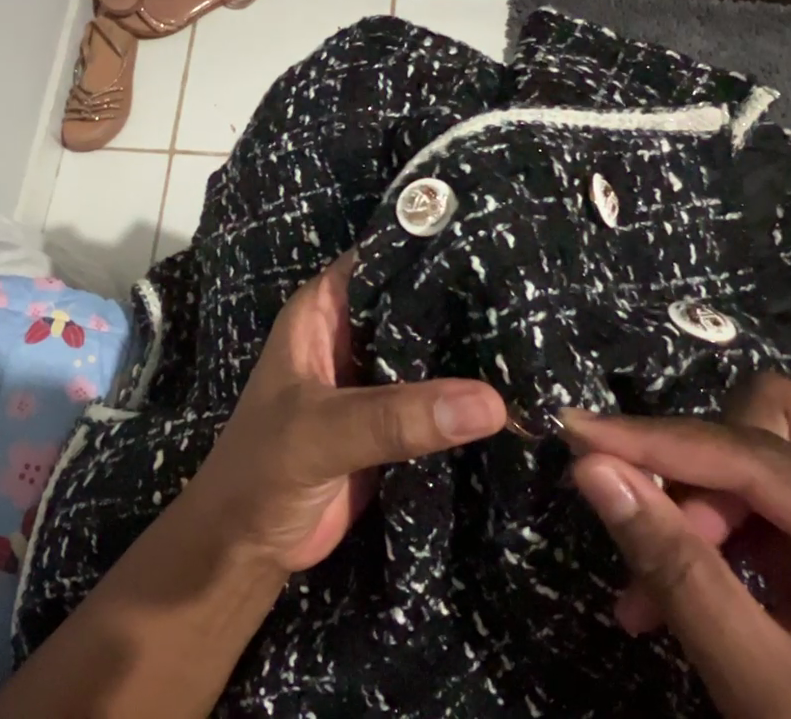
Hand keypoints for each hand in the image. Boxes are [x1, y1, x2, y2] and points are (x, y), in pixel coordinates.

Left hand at [178, 253, 507, 571]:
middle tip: (539, 298)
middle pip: (418, 302)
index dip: (436, 247)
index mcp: (322, 311)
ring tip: (544, 342)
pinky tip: (523, 393)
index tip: (502, 251)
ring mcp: (373, 377)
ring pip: (433, 350)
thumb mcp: (322, 433)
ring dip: (475, 352)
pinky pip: (438, 397)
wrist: (247, 544)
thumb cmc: (263, 472)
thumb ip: (395, 416)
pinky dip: (470, 397)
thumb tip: (491, 402)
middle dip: (470, 302)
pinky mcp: (392, 419)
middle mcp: (350, 334)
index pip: (384, 258)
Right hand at [562, 374, 790, 718]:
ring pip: (776, 447)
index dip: (668, 443)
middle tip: (658, 541)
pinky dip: (720, 526)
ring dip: (702, 499)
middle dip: (700, 472)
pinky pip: (778, 494)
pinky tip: (690, 582)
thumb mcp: (765, 693)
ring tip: (660, 582)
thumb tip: (591, 469)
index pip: (775, 463)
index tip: (578, 432)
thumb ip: (679, 575)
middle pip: (784, 427)